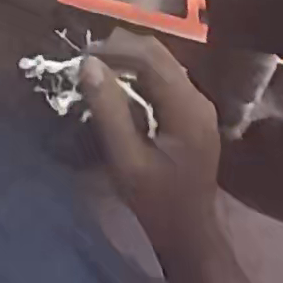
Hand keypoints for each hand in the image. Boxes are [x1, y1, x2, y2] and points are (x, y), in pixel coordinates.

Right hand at [82, 29, 222, 251]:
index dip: (115, 49)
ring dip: (128, 58)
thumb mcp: (126, 160)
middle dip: (120, 49)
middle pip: (158, 53)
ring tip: (97, 68)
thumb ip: (108, 111)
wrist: (190, 234)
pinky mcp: (191, 109)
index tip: (84, 56)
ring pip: (160, 61)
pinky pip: (162, 76)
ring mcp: (197, 102)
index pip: (150, 57)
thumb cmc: (157, 202)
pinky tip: (118, 84)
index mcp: (187, 108)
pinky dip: (137, 72)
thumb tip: (88, 64)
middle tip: (87, 59)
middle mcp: (198, 97)